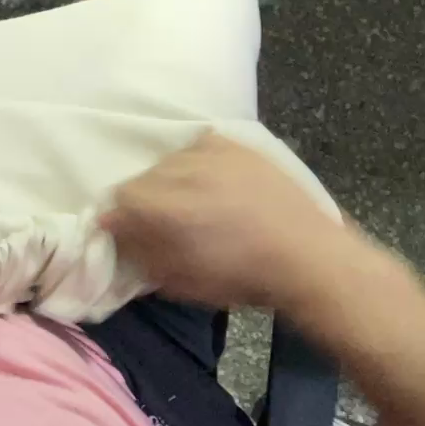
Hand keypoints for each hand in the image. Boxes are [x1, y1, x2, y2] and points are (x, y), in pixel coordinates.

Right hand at [100, 133, 356, 310]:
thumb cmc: (240, 276)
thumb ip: (138, 250)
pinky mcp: (238, 145)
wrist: (310, 258)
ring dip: (170, 181)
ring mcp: (212, 154)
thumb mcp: (177, 279)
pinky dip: (196, 162)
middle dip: (145, 200)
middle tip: (163, 221)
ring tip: (192, 201)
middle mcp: (182, 171)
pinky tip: (211, 180)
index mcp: (165, 206)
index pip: (119, 198)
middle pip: (141, 178)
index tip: (132, 233)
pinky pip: (198, 146)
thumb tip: (115, 229)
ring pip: (168, 162)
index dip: (122, 218)